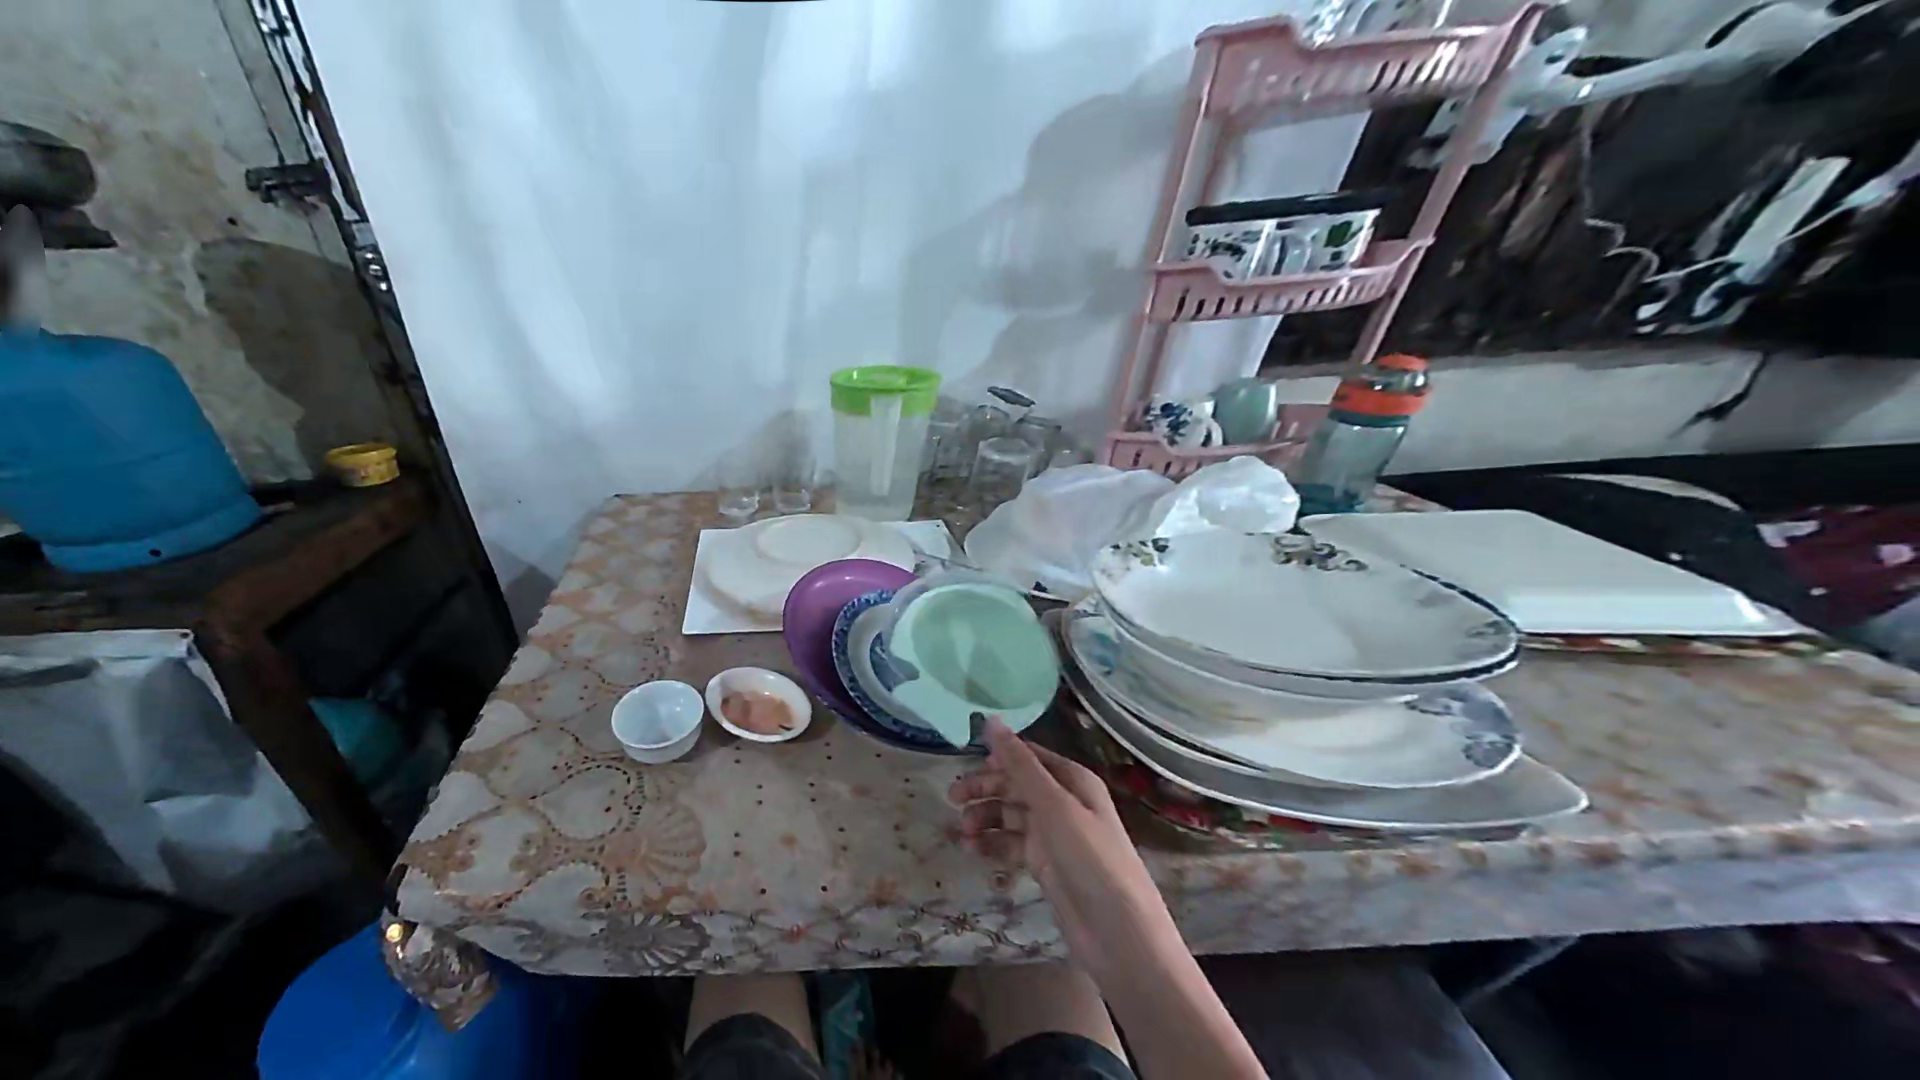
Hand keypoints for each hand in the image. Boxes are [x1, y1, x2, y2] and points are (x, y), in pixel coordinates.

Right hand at [951, 722, 1267, 1078]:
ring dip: (985, 819)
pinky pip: (1013, 845)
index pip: (1030, 757)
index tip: (966, 762)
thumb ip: (1020, 765)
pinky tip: (973, 851)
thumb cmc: (1090, 858)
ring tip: (962, 833)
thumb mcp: (1054, 806)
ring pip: (1011, 816)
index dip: (999, 757)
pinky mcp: (1046, 865)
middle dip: (985, 790)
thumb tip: (991, 720)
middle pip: (1017, 785)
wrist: (1118, 933)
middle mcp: (1064, 802)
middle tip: (952, 799)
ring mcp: (1055, 835)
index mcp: (1073, 780)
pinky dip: (993, 845)